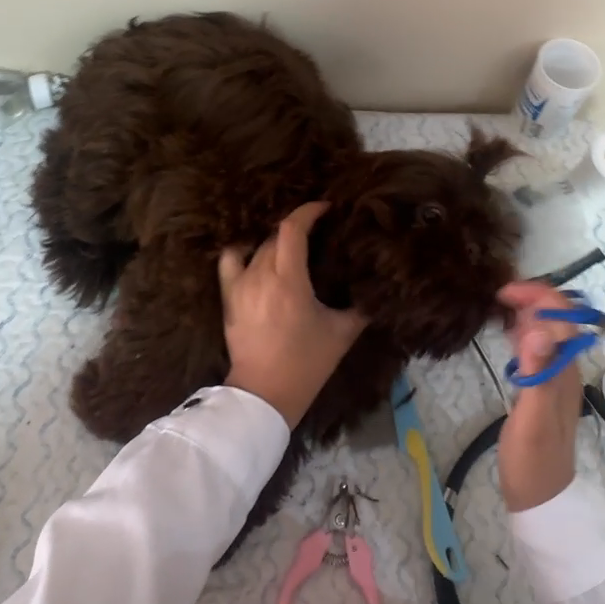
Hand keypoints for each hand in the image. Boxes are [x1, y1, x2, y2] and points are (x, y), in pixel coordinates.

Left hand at [219, 202, 367, 425]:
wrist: (264, 396)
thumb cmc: (306, 364)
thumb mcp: (341, 334)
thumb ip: (360, 306)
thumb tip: (376, 287)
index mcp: (289, 280)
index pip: (293, 228)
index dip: (309, 211)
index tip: (325, 208)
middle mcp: (261, 275)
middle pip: (276, 235)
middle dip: (297, 228)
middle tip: (317, 231)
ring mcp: (240, 286)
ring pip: (257, 247)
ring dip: (275, 241)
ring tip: (290, 246)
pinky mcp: (228, 298)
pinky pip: (230, 261)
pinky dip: (242, 251)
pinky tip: (255, 255)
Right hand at [497, 281, 583, 511]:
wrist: (540, 496)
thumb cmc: (533, 459)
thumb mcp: (532, 417)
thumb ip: (537, 373)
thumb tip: (539, 330)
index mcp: (565, 369)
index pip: (561, 316)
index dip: (538, 294)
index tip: (504, 292)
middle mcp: (564, 365)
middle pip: (556, 317)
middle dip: (531, 297)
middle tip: (496, 297)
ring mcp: (554, 374)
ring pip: (546, 328)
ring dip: (526, 310)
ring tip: (496, 306)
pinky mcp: (541, 383)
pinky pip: (536, 345)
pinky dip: (522, 330)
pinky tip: (503, 331)